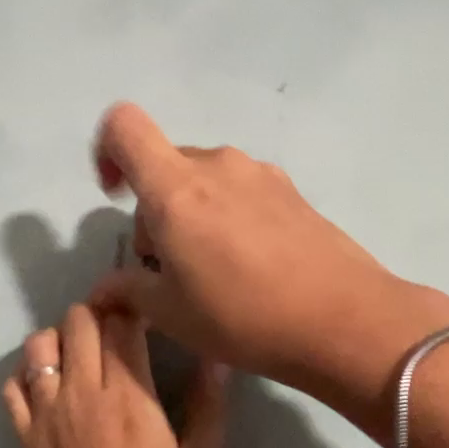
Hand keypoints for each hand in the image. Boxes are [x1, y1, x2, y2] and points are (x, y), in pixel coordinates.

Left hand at [3, 303, 227, 447]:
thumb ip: (209, 408)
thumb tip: (216, 357)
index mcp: (131, 396)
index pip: (122, 323)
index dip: (133, 309)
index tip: (145, 315)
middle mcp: (83, 393)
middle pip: (78, 321)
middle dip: (97, 316)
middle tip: (114, 334)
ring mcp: (46, 414)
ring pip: (39, 344)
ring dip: (59, 339)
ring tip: (79, 358)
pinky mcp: (24, 437)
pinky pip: (12, 386)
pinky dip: (26, 375)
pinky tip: (48, 388)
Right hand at [89, 103, 448, 421]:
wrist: (344, 321)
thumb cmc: (240, 316)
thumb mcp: (169, 314)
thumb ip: (127, 290)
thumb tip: (104, 289)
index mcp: (174, 188)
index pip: (123, 126)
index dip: (106, 151)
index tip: (114, 196)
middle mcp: (215, 165)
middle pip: (165, 164)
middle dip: (153, 207)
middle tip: (167, 266)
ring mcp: (259, 174)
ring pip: (203, 180)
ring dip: (191, 214)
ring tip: (210, 270)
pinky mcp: (291, 191)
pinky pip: (240, 191)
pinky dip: (227, 217)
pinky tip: (248, 266)